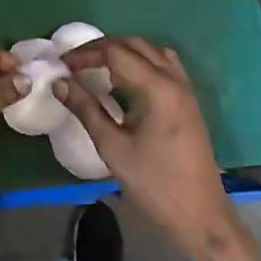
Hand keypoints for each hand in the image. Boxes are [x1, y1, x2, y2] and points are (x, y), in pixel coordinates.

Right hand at [56, 36, 231, 244]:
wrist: (200, 216)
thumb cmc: (155, 184)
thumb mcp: (113, 147)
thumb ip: (86, 109)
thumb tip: (59, 82)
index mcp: (157, 88)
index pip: (115, 52)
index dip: (86, 54)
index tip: (62, 65)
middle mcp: (174, 79)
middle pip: (134, 44)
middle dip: (102, 48)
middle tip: (75, 63)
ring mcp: (185, 88)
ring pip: (150, 50)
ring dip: (122, 51)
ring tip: (97, 67)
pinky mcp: (188, 100)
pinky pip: (163, 64)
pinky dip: (140, 61)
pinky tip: (124, 81)